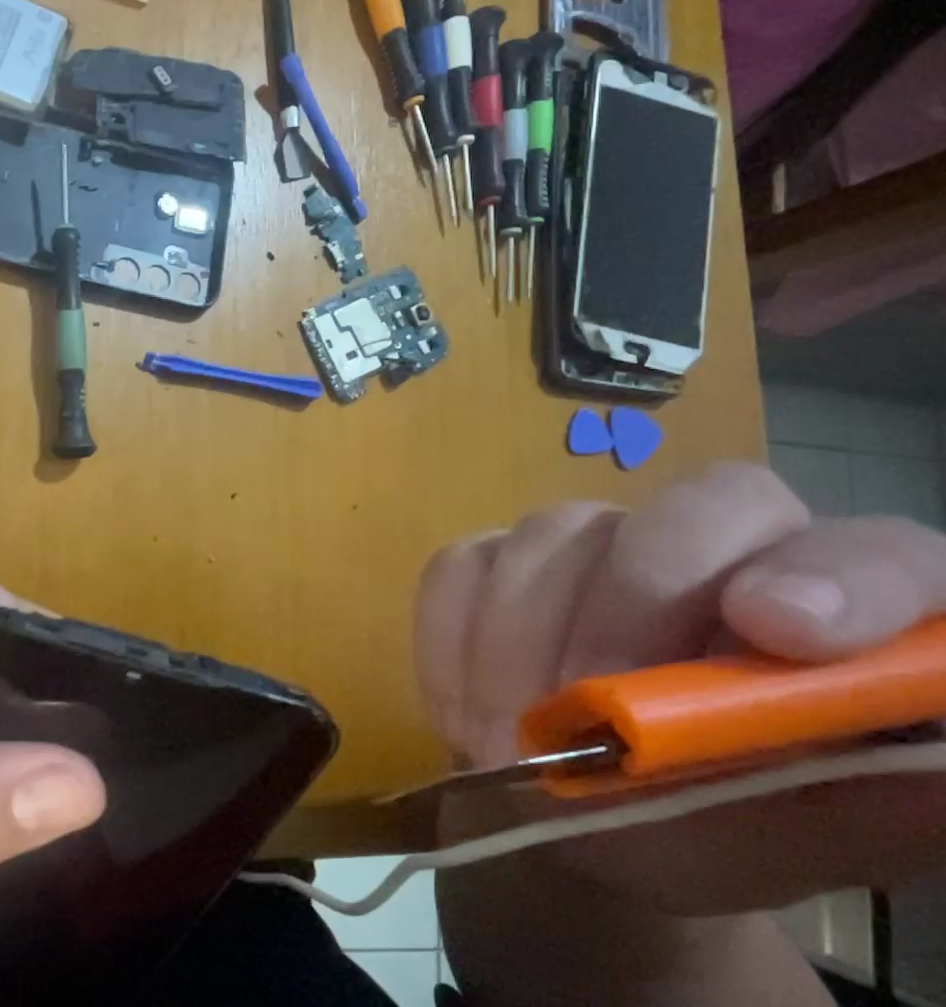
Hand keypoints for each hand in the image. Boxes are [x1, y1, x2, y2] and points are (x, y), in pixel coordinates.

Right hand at [416, 462, 945, 914]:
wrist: (571, 822)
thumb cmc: (708, 832)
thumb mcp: (809, 842)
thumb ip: (880, 802)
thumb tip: (928, 761)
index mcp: (838, 610)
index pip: (876, 551)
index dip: (835, 576)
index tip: (775, 630)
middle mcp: (717, 547)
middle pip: (695, 506)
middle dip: (630, 606)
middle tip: (579, 704)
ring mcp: (588, 540)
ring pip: (549, 537)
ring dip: (517, 651)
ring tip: (510, 747)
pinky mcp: (487, 556)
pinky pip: (455, 572)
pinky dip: (451, 649)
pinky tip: (470, 714)